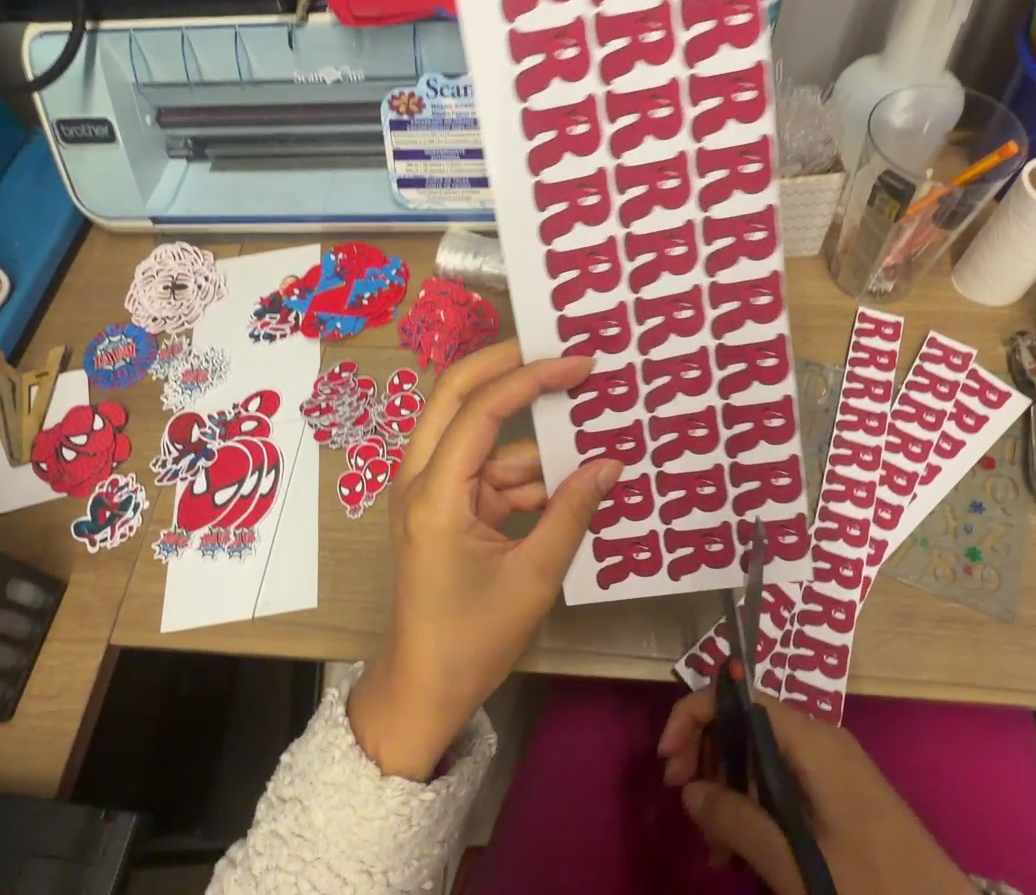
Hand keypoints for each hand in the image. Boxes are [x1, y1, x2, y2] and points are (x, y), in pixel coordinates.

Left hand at [347, 342, 622, 779]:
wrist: (426, 687)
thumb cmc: (473, 638)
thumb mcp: (534, 576)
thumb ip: (572, 512)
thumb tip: (612, 463)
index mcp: (435, 493)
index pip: (480, 409)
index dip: (531, 378)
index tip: (579, 362)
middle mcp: (422, 479)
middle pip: (456, 397)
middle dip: (506, 366)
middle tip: (557, 347)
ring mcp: (431, 492)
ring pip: (476, 436)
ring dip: (528, 433)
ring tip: (586, 420)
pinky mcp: (445, 508)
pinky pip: (486, 472)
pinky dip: (526, 474)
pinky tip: (572, 480)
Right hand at [658, 687, 977, 894]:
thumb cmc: (874, 889)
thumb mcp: (796, 862)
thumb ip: (737, 821)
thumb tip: (689, 791)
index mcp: (812, 742)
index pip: (739, 698)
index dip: (694, 718)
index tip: (668, 766)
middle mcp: (820, 744)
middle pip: (743, 727)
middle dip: (707, 763)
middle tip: (686, 810)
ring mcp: (831, 771)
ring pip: (758, 761)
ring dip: (727, 796)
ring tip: (715, 851)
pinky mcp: (838, 800)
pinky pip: (780, 788)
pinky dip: (753, 812)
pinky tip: (741, 854)